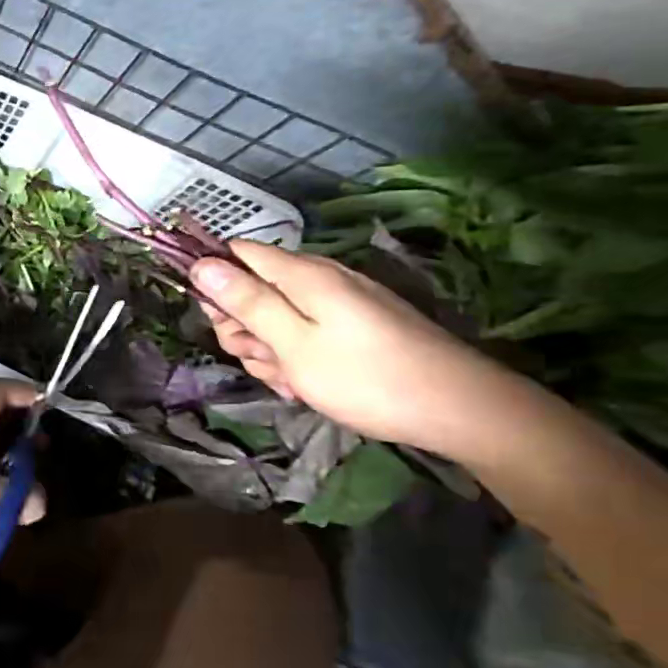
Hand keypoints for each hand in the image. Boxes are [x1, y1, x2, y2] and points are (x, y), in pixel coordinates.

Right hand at [190, 240, 542, 457]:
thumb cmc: (368, 378)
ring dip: (269, 349)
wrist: (466, 413)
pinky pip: (306, 333)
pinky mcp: (357, 327)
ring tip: (290, 381)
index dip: (213, 279)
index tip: (215, 319)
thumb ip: (246, 302)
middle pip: (252, 289)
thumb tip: (201, 263)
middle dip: (242, 326)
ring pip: (276, 317)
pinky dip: (297, 357)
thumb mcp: (293, 344)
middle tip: (260, 359)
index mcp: (302, 275)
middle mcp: (320, 279)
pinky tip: (307, 384)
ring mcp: (341, 303)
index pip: (235, 253)